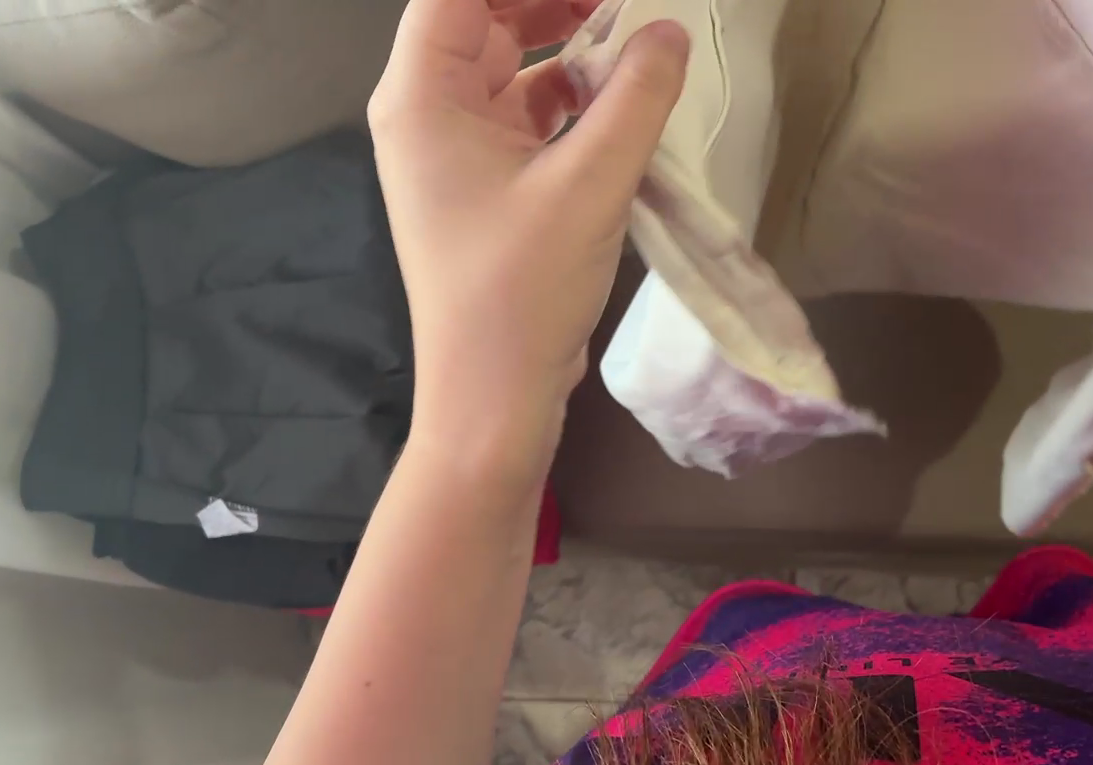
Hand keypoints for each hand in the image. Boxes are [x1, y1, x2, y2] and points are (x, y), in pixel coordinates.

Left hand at [369, 0, 688, 470]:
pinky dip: (568, 114)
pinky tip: (614, 116)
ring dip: (566, 58)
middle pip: (483, 22)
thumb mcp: (587, 187)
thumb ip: (634, 101)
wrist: (494, 397)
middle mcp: (428, 118)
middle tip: (623, 6)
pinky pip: (526, 130)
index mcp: (421, 96)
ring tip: (630, 50)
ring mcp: (456, 162)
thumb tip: (671, 34)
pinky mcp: (487, 200)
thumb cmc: (523, 290)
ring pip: (509, 78)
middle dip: (554, 3)